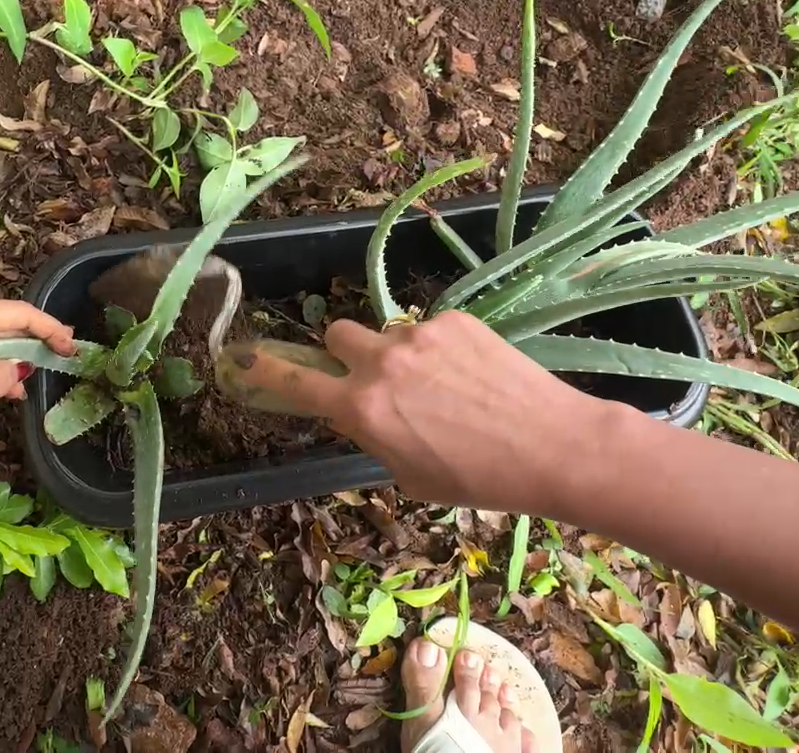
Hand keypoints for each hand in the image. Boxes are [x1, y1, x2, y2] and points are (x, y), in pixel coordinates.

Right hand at [225, 310, 613, 514]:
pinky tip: (475, 373)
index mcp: (362, 409)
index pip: (296, 380)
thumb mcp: (410, 475)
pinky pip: (429, 327)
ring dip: (397, 352)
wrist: (556, 447)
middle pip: (337, 335)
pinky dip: (440, 347)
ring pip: (385, 332)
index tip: (241, 354)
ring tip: (444, 382)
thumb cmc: (480, 479)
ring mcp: (417, 335)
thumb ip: (373, 437)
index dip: (264, 367)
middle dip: (349, 354)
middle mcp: (380, 364)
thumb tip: (367, 415)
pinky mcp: (454, 318)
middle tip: (380, 377)